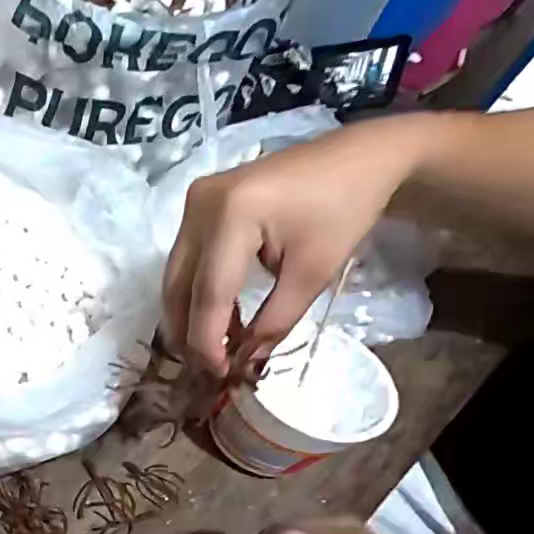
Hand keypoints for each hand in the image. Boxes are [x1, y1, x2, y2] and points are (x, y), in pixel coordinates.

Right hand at [163, 119, 420, 376]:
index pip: (209, 292)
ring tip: (208, 347)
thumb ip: (273, 322)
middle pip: (180, 285)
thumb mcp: (312, 274)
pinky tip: (215, 316)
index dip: (208, 340)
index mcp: (232, 214)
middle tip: (206, 368)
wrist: (357, 158)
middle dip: (188, 332)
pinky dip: (195, 292)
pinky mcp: (198, 205)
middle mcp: (200, 205)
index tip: (218, 374)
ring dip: (187, 315)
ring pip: (175, 275)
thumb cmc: (344, 211)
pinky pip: (185, 260)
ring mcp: (194, 202)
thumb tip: (244, 364)